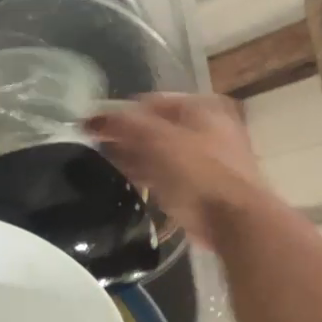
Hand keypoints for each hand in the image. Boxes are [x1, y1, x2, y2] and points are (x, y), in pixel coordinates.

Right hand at [85, 93, 275, 249]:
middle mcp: (205, 125)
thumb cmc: (197, 173)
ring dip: (130, 157)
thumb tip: (89, 120)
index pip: (147, 103)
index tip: (92, 133)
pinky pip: (162, 170)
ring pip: (156, 149)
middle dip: (123, 137)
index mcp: (201, 107)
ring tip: (104, 168)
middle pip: (152, 126)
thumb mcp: (156, 140)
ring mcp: (203, 154)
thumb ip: (122, 124)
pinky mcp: (196, 180)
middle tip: (96, 150)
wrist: (231, 217)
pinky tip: (125, 182)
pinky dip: (142, 173)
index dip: (117, 116)